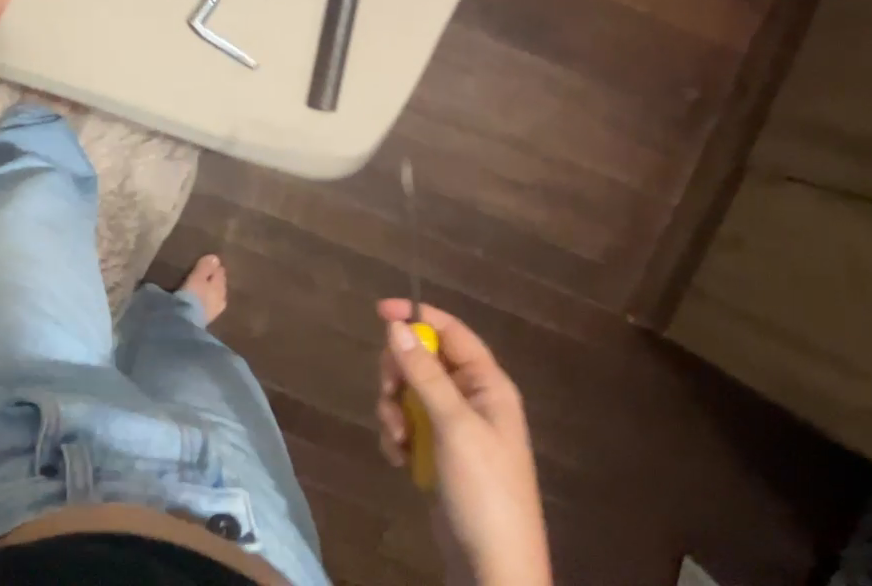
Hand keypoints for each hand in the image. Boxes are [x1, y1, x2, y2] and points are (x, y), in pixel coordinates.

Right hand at [376, 300, 551, 585]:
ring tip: (398, 439)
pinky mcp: (439, 454)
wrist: (493, 566)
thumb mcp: (453, 426)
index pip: (452, 334)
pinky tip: (399, 458)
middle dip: (399, 375)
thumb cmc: (484, 489)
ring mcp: (454, 429)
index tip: (379, 311)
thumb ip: (424, 375)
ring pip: (409, 394)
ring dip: (394, 410)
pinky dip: (397, 436)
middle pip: (424, 362)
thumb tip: (397, 326)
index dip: (418, 318)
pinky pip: (407, 425)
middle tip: (389, 394)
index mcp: (488, 386)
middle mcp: (472, 401)